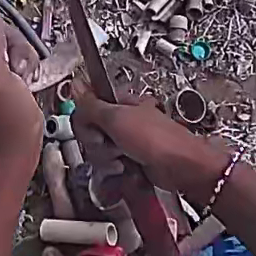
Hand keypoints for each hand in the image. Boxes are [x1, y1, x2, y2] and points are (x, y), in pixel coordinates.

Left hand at [0, 0, 43, 173]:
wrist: (18, 149)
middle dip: (11, 46)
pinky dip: (23, 61)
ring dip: (21, 55)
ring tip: (20, 79)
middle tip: (15, 72)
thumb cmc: (4, 122)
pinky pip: (12, 47)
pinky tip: (22, 80)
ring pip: (5, 35)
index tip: (3, 60)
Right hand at [71, 83, 229, 199]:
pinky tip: (127, 169)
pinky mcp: (130, 161)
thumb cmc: (157, 139)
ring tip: (123, 158)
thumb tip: (75, 85)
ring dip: (108, 159)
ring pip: (99, 152)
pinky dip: (116, 170)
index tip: (94, 128)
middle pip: (91, 133)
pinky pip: (110, 166)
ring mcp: (127, 142)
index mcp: (121, 103)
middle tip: (111, 143)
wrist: (180, 168)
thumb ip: (92, 105)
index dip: (86, 121)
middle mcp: (123, 121)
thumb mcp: (117, 118)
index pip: (88, 108)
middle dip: (98, 143)